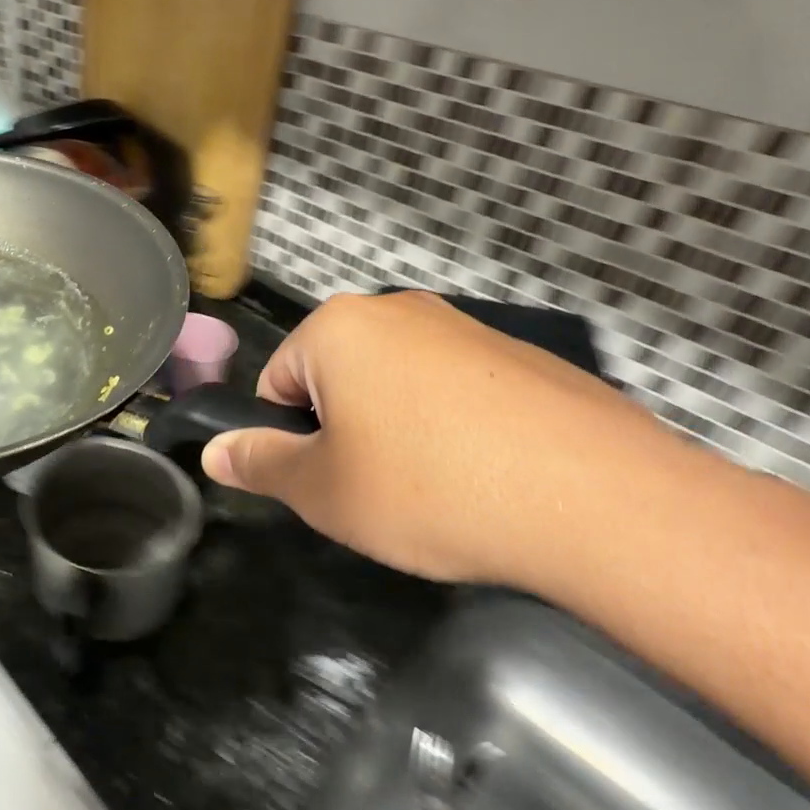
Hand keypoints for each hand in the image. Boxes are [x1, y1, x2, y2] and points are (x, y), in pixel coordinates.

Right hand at [200, 291, 673, 583]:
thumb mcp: (323, 491)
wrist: (596, 499)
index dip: (290, 439)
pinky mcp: (524, 358)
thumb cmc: (429, 488)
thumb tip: (213, 453)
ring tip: (439, 492)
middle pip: (338, 377)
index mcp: (339, 327)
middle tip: (377, 493)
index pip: (277, 381)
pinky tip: (488, 479)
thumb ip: (259, 465)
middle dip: (344, 432)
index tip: (327, 483)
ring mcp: (468, 328)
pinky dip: (455, 431)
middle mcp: (400, 310)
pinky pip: (458, 393)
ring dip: (398, 432)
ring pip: (399, 386)